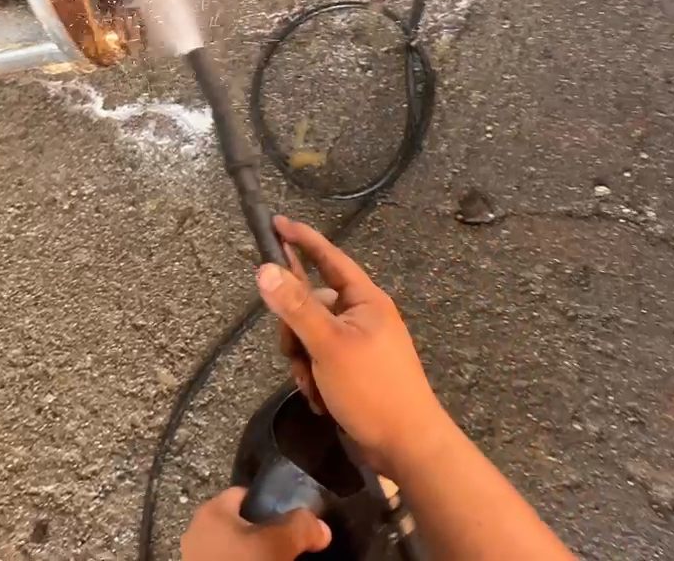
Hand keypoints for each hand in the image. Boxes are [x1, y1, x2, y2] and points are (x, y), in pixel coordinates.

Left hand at [180, 487, 330, 559]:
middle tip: (294, 552)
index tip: (295, 524)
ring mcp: (202, 559)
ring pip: (240, 554)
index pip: (246, 496)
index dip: (272, 506)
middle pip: (244, 528)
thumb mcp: (274, 545)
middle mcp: (202, 533)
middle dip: (269, 539)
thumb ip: (299, 528)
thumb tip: (321, 526)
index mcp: (213, 511)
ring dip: (260, 557)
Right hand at [260, 214, 452, 480]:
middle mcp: (361, 316)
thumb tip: (264, 269)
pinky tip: (320, 399)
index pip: (328, 257)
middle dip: (295, 329)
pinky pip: (319, 359)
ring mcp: (358, 344)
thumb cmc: (373, 388)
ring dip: (302, 359)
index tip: (275, 223)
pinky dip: (313, 376)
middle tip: (295, 353)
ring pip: (310, 335)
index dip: (302, 239)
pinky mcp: (354, 370)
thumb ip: (295, 306)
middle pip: (310, 303)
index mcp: (364, 299)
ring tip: (311, 384)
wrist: (409, 450)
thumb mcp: (328, 345)